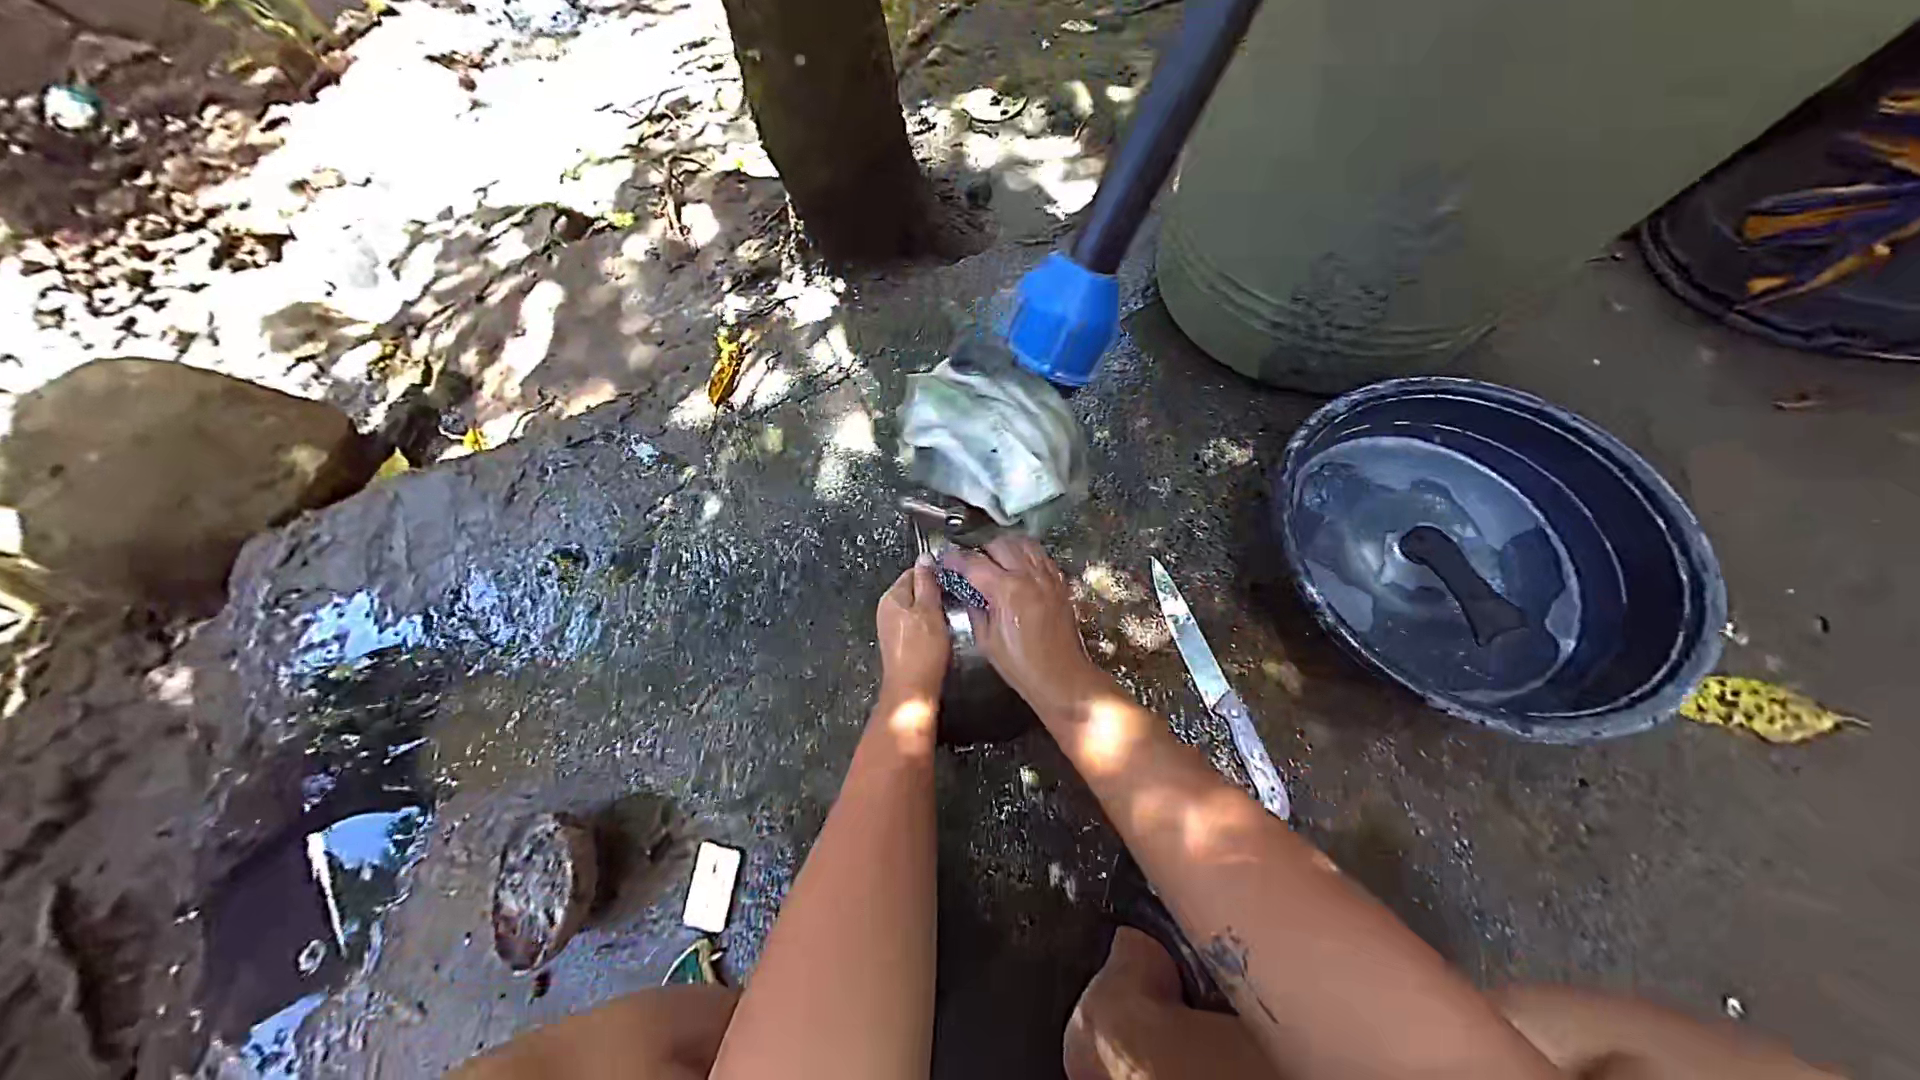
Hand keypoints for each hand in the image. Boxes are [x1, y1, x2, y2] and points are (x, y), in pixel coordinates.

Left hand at [876, 556, 949, 701]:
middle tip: (955, 601)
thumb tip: (925, 557)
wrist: (912, 690)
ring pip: (917, 608)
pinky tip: (941, 634)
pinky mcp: (899, 642)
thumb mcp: (929, 610)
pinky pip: (916, 624)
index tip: (954, 582)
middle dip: (934, 594)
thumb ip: (927, 582)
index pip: (914, 572)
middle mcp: (887, 609)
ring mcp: (891, 627)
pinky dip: (929, 626)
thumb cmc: (922, 650)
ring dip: (934, 611)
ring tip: (950, 619)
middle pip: (915, 590)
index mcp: (891, 597)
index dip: (935, 575)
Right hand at [939, 535, 1108, 717]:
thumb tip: (968, 593)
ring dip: (1005, 548)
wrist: (1060, 676)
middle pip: (999, 545)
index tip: (947, 561)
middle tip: (970, 564)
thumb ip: (975, 609)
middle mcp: (1029, 577)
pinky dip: (1027, 556)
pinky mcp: (1059, 584)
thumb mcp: (986, 640)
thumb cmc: (1022, 665)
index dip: (956, 559)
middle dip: (980, 551)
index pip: (974, 563)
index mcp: (1006, 590)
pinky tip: (1019, 568)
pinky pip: (1041, 557)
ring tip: (995, 561)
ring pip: (1023, 544)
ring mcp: (1047, 578)